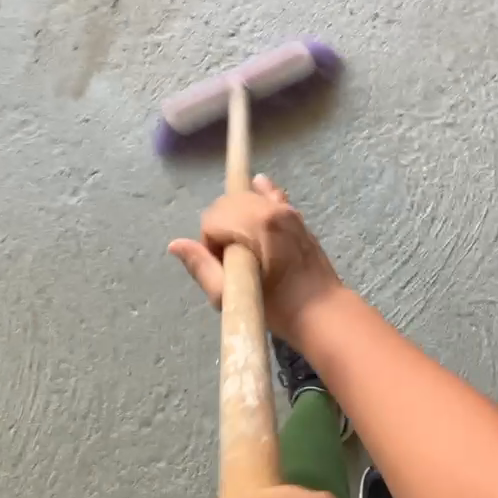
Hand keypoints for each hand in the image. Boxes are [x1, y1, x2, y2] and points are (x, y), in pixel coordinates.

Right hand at [169, 175, 345, 338]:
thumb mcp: (231, 296)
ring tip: (246, 248)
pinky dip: (262, 191)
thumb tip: (175, 245)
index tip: (223, 267)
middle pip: (227, 205)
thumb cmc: (277, 308)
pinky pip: (273, 194)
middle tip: (233, 261)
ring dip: (236, 216)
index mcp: (256, 225)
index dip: (210, 243)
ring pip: (246, 198)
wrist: (322, 311)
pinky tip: (257, 186)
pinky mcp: (296, 216)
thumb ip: (202, 267)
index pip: (213, 219)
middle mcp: (271, 210)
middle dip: (221, 228)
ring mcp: (287, 210)